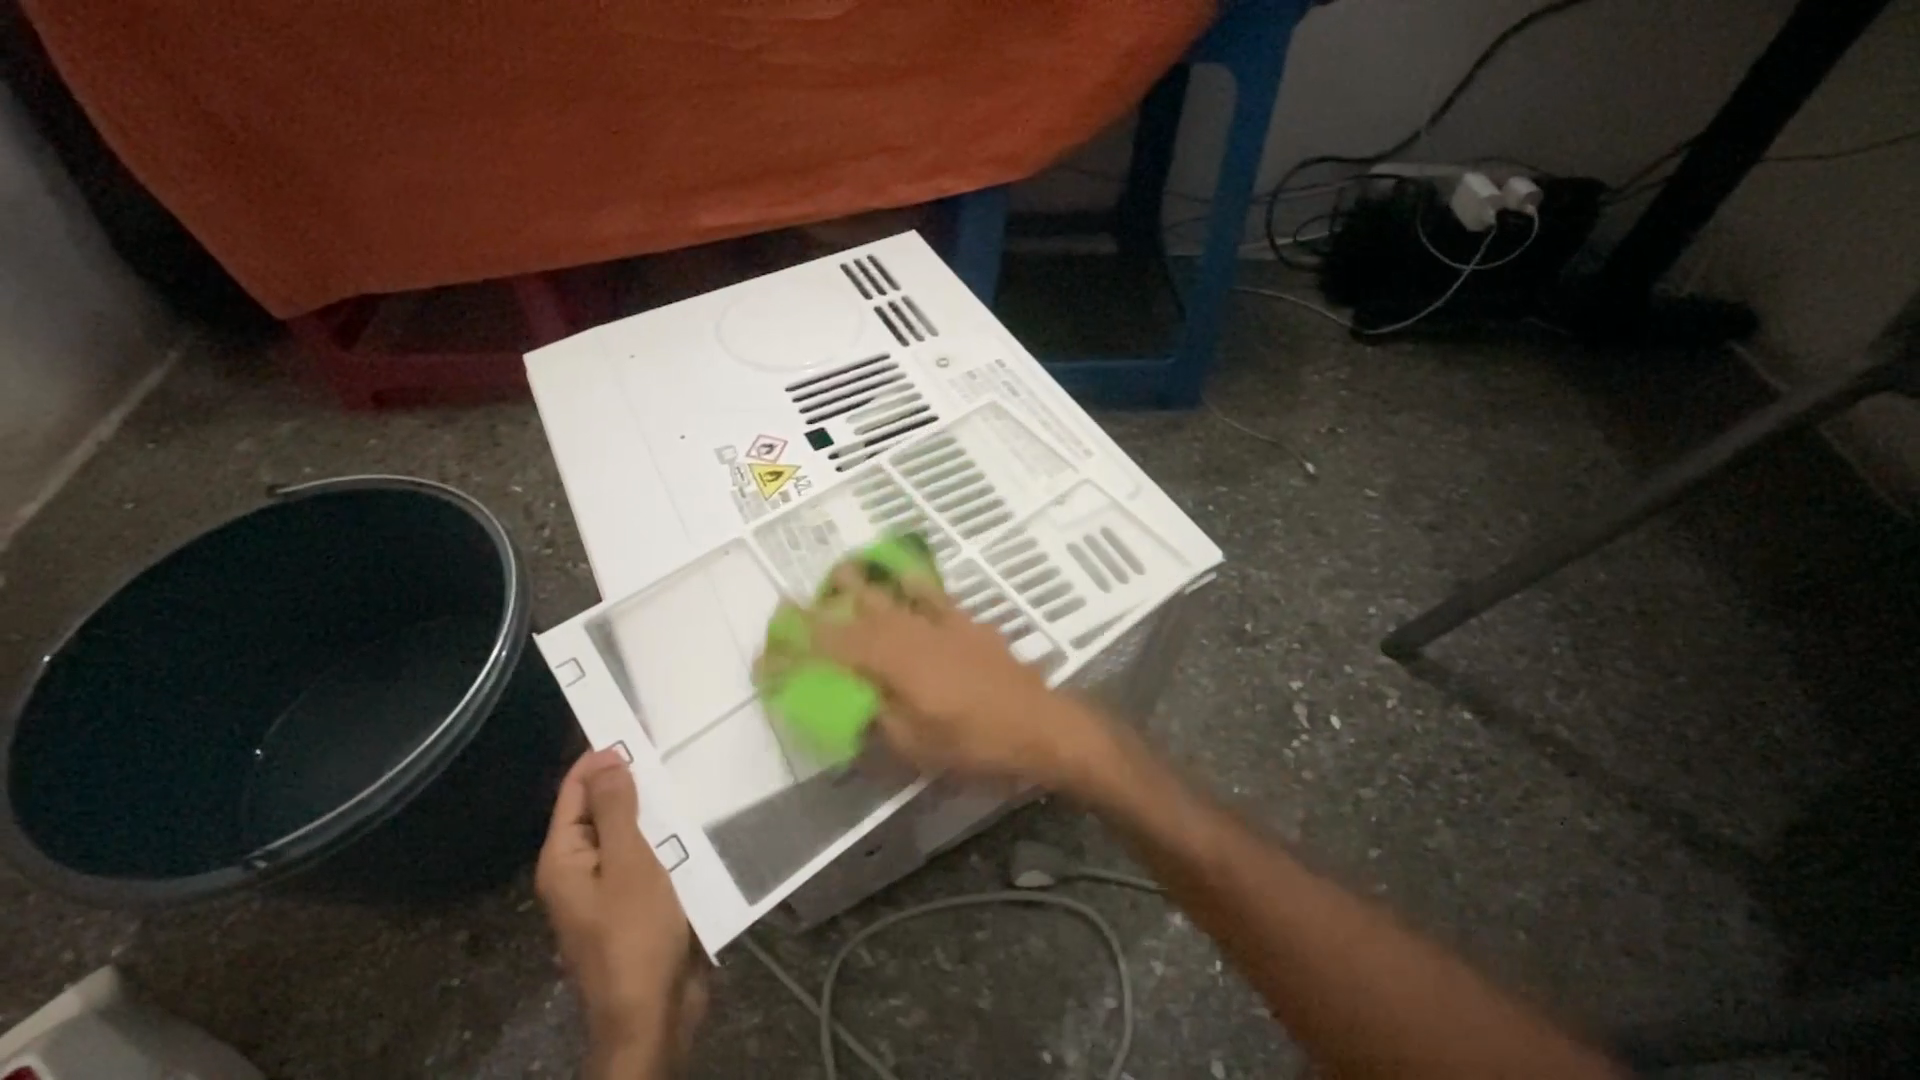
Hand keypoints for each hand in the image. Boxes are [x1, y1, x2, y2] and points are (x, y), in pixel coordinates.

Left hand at [536, 749, 706, 1079]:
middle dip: (632, 783)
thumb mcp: (628, 864)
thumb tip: (608, 759)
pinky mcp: (638, 908)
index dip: (600, 759)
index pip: (575, 792)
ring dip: (656, 813)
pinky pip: (650, 862)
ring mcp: (609, 892)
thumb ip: (618, 810)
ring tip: (690, 781)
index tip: (636, 729)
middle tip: (671, 751)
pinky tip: (698, 828)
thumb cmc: (636, 935)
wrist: (653, 1014)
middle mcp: (580, 871)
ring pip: (631, 837)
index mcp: (564, 859)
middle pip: (602, 812)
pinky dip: (669, 842)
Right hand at [811, 571, 1112, 790]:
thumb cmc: (975, 745)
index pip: (830, 652)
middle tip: (788, 608)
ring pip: (889, 596)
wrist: (1041, 727)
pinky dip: (911, 582)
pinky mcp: (967, 623)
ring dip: (859, 586)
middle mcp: (909, 634)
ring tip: (835, 574)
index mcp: (891, 665)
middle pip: (854, 616)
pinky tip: (903, 574)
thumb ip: (876, 721)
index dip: (795, 653)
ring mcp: (940, 624)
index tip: (766, 658)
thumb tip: (850, 706)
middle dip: (818, 613)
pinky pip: (932, 594)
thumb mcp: (915, 748)